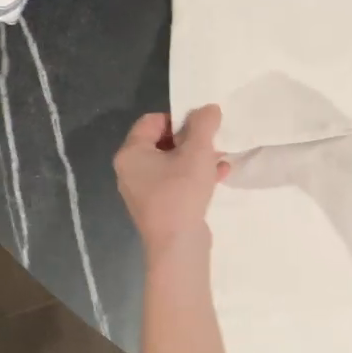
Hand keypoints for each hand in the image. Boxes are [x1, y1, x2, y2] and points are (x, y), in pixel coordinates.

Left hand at [114, 105, 230, 257]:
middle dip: (192, 139)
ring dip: (197, 157)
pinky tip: (218, 176)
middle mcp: (130, 170)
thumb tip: (208, 108)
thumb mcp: (198, 151)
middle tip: (213, 143)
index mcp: (131, 153)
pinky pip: (175, 181)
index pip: (152, 121)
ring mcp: (143, 190)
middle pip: (163, 141)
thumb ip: (204, 124)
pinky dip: (194, 175)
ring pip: (172, 162)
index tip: (202, 127)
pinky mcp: (157, 206)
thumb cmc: (181, 191)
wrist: (177, 244)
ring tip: (220, 159)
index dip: (179, 118)